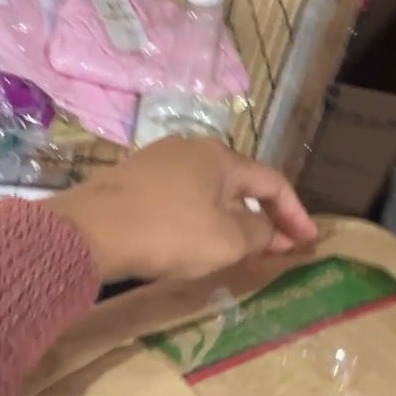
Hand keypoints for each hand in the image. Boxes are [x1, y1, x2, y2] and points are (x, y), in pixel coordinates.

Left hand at [45, 137, 317, 281]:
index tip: (308, 242)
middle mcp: (188, 148)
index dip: (294, 213)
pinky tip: (188, 239)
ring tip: (234, 248)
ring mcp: (154, 161)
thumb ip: (259, 234)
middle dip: (259, 215)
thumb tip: (273, 232)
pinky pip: (174, 197)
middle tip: (273, 247)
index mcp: (219, 157)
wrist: (87, 232)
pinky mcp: (128, 179)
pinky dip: (193, 217)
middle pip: (236, 182)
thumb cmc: (166, 234)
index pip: (271, 181)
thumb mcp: (225, 241)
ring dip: (225, 217)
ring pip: (203, 190)